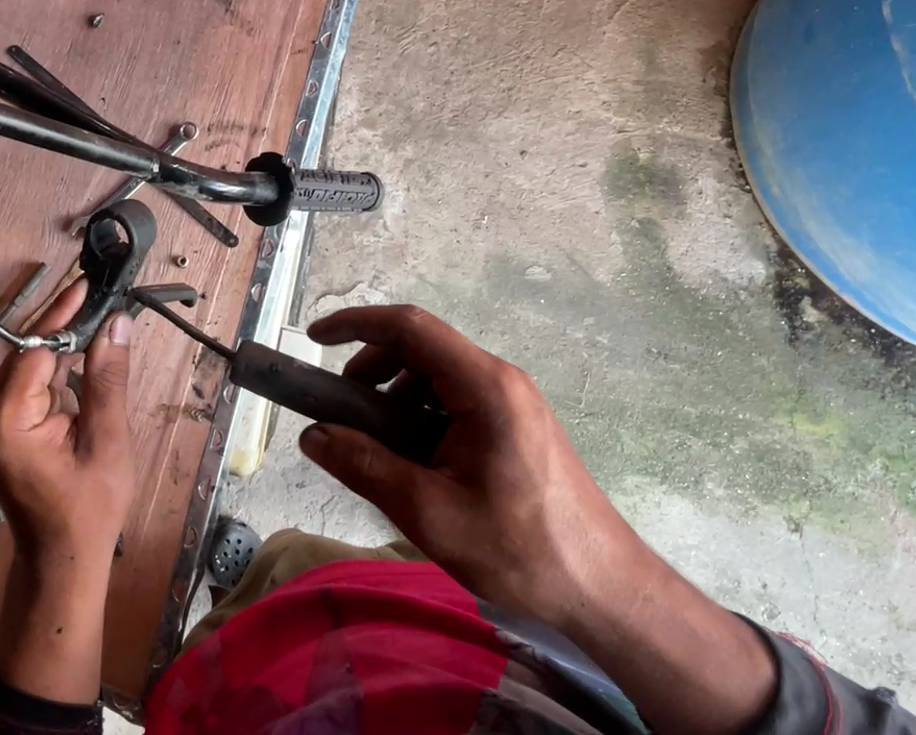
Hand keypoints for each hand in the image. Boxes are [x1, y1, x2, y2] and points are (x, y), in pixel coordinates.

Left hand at [0, 279, 135, 704]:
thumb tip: (117, 322)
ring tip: (96, 308)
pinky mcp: (1, 423)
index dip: (64, 314)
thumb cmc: (89, 510)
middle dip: (63, 319)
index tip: (90, 283)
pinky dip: (56, 364)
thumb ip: (107, 379)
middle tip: (97, 288)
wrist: (61, 559)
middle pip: (27, 348)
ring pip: (28, 361)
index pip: (36, 346)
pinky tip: (82, 347)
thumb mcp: (106, 441)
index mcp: (7, 417)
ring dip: (62, 339)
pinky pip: (29, 381)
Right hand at [301, 305, 775, 734]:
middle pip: (420, 347)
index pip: (409, 327)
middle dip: (371, 369)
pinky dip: (418, 414)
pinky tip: (412, 460)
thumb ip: (363, 465)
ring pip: (435, 375)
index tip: (314, 338)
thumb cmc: (519, 548)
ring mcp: (512, 402)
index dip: (355, 323)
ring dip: (393, 395)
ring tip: (377, 447)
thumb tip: (311, 435)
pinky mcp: (515, 426)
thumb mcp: (427, 511)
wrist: (604, 592)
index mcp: (484, 386)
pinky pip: (453, 399)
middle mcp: (500, 380)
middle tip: (343, 415)